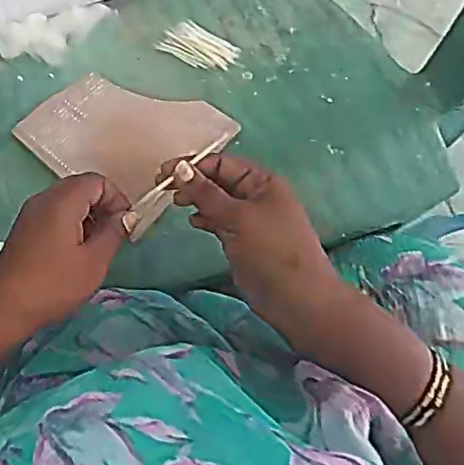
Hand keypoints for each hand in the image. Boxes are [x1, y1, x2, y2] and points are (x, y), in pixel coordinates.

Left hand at [0, 174, 130, 333]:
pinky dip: (70, 225)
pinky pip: (54, 214)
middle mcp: (44, 198)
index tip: (124, 227)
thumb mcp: (93, 261)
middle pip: (81, 188)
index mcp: (62, 199)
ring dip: (87, 218)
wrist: (3, 305)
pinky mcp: (24, 227)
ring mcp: (31, 212)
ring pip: (67, 201)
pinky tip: (74, 254)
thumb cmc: (53, 284)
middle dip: (103, 208)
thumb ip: (113, 233)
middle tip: (113, 238)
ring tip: (95, 250)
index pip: (97, 181)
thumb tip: (125, 216)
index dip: (117, 199)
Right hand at [165, 154, 358, 328]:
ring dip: (196, 200)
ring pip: (216, 200)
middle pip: (217, 180)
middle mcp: (256, 196)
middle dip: (192, 182)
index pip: (221, 163)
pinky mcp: (243, 239)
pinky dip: (204, 218)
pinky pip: (219, 220)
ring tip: (177, 205)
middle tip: (164, 189)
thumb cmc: (272, 252)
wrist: (300, 302)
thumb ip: (205, 192)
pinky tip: (194, 223)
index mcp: (262, 182)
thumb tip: (179, 168)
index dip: (193, 166)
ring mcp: (250, 219)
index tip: (164, 174)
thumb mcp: (237, 217)